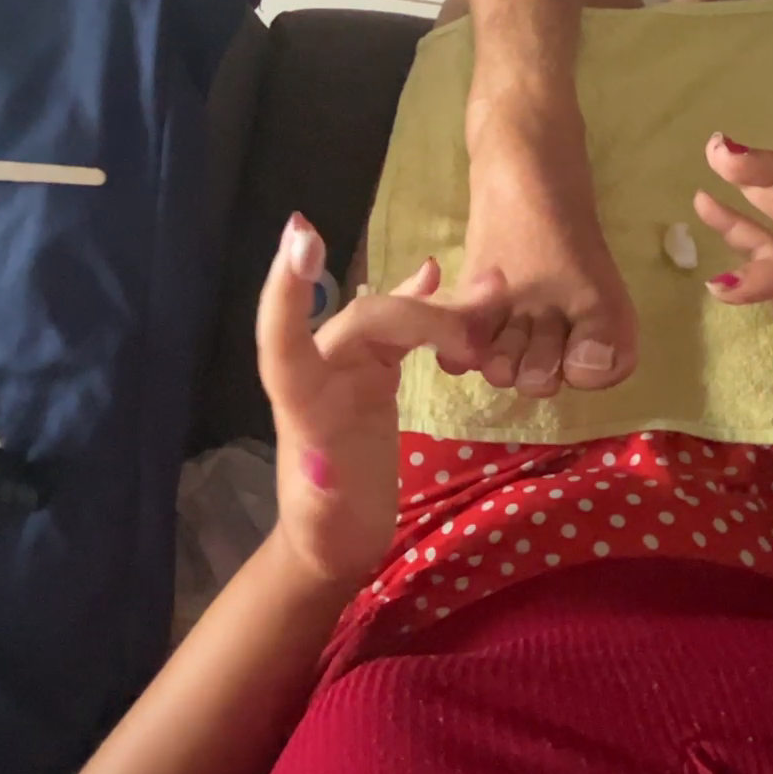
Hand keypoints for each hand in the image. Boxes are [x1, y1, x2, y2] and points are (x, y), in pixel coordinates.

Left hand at [257, 213, 502, 582]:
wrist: (335, 539)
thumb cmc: (331, 525)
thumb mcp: (332, 507)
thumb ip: (339, 450)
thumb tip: (347, 410)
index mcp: (299, 401)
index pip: (282, 337)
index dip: (287, 288)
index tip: (301, 234)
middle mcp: (317, 370)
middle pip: (369, 319)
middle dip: (425, 315)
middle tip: (483, 335)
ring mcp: (345, 366)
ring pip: (388, 318)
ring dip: (435, 305)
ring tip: (490, 293)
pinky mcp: (369, 371)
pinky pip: (396, 329)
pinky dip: (420, 304)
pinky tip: (437, 278)